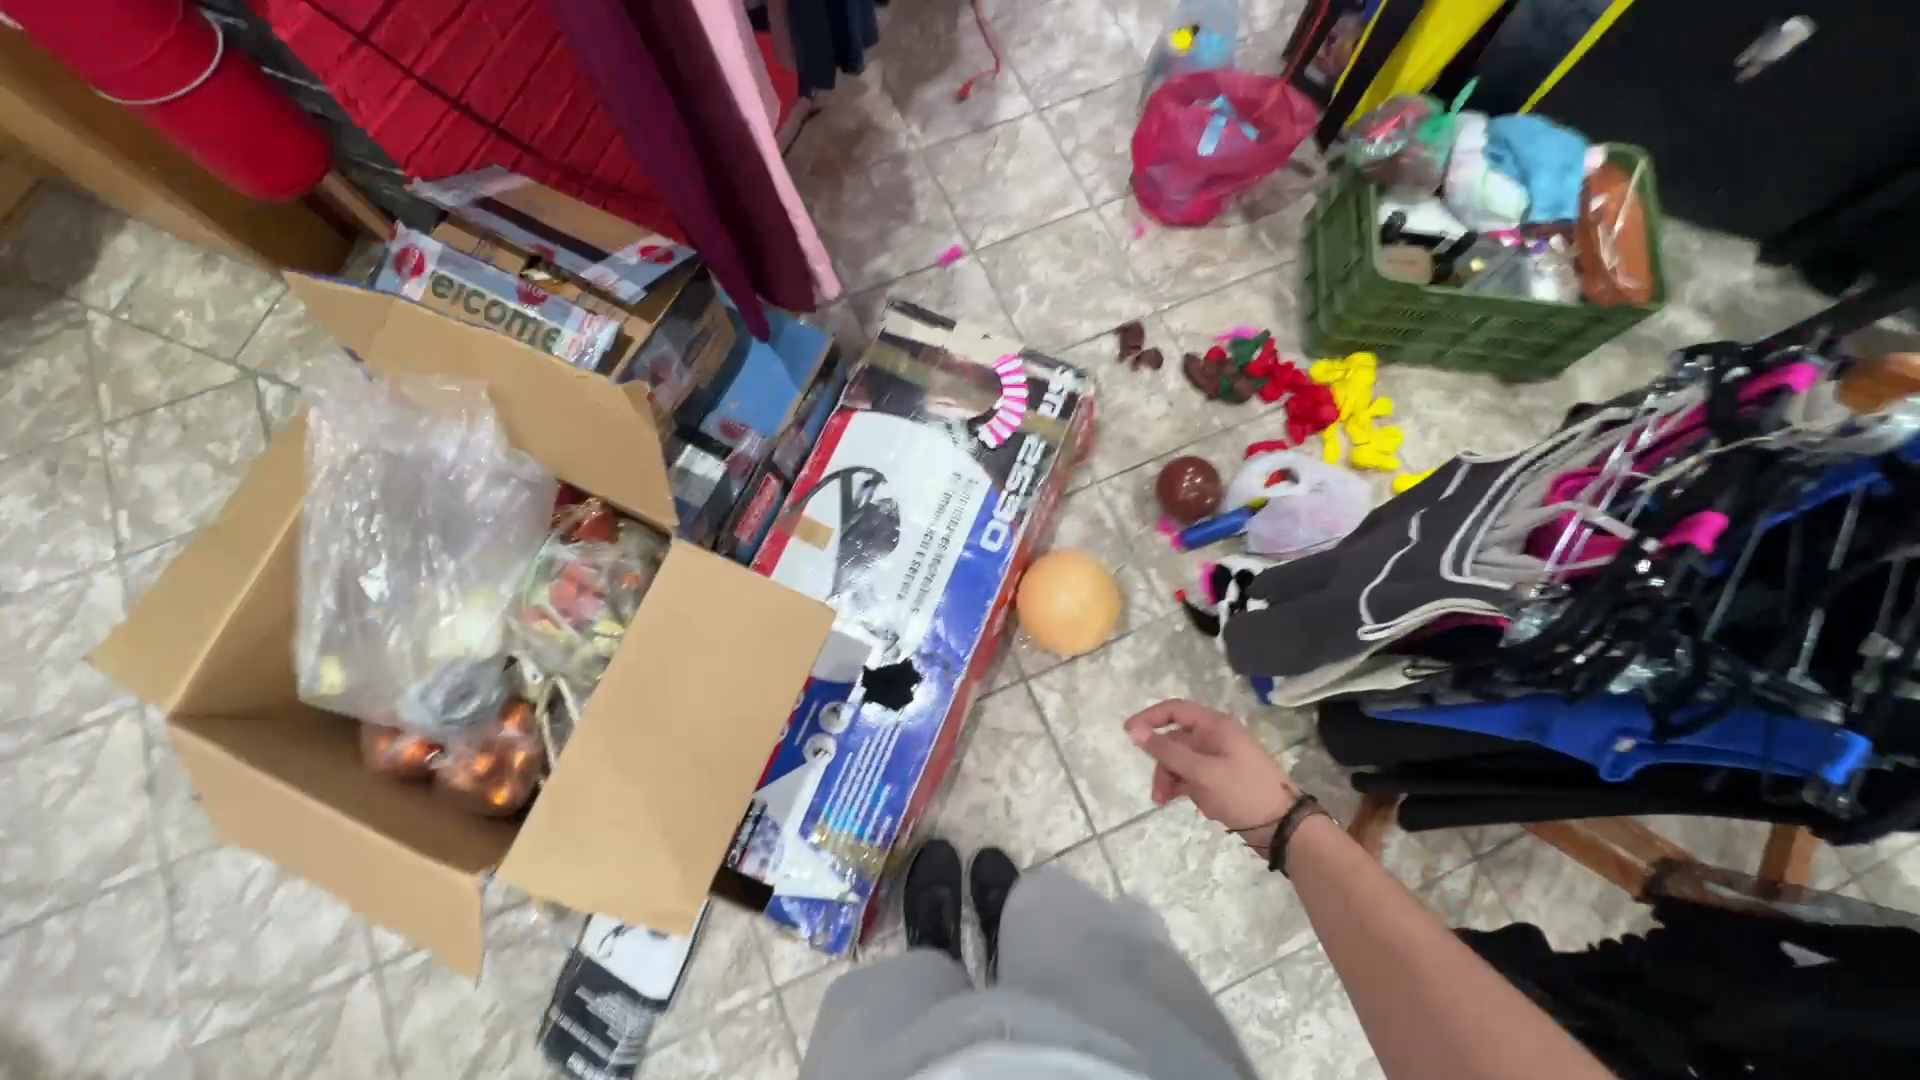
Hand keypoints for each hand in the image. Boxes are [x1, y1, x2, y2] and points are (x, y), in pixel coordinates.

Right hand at [1123, 700, 1299, 853]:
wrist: (1283, 827)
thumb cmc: (1243, 792)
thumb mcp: (1201, 772)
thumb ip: (1167, 751)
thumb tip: (1135, 731)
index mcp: (1215, 725)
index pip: (1175, 710)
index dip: (1149, 718)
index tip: (1128, 734)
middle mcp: (1216, 737)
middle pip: (1176, 740)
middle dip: (1161, 762)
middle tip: (1157, 792)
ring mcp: (1220, 758)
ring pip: (1182, 760)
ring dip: (1170, 778)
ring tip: (1165, 801)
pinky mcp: (1222, 777)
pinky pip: (1193, 775)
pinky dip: (1184, 786)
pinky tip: (1185, 801)